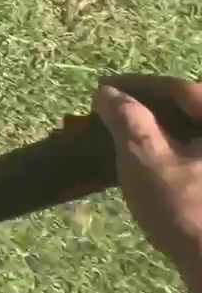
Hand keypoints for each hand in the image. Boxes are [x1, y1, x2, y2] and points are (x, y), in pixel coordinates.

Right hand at [93, 76, 201, 292]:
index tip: (101, 89)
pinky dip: (178, 153)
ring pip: (197, 137)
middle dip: (149, 109)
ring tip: (124, 140)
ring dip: (161, 131)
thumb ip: (125, 117)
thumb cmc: (188, 209)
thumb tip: (109, 92)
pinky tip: (154, 165)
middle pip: (195, 112)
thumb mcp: (144, 157)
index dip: (138, 84)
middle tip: (110, 114)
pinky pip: (200, 157)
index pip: (184, 90)